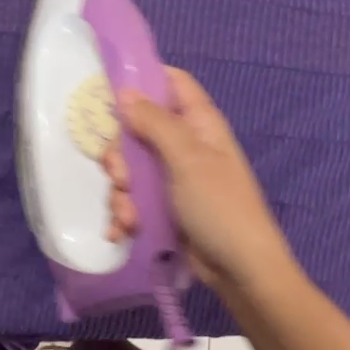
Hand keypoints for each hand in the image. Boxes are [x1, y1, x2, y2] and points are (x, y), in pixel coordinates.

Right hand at [103, 67, 297, 293]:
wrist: (239, 268)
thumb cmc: (219, 205)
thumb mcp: (187, 158)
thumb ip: (155, 123)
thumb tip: (126, 93)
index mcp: (198, 123)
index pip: (171, 83)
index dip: (143, 81)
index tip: (111, 95)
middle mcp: (184, 145)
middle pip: (136, 130)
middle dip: (120, 156)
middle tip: (121, 178)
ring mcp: (172, 178)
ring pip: (129, 169)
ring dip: (121, 194)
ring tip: (129, 218)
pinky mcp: (162, 208)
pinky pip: (132, 200)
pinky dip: (124, 215)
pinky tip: (123, 232)